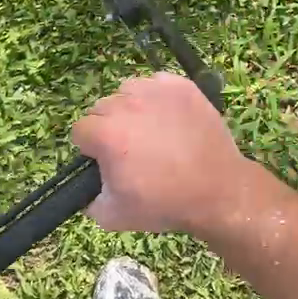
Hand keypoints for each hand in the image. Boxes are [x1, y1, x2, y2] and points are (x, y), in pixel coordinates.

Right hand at [72, 72, 256, 234]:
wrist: (216, 189)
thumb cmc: (164, 203)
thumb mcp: (113, 216)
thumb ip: (88, 198)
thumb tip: (88, 184)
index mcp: (108, 134)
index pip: (80, 130)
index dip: (90, 148)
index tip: (105, 160)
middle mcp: (129, 104)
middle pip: (102, 107)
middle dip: (108, 126)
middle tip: (129, 149)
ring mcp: (157, 90)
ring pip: (127, 90)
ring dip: (130, 107)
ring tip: (149, 130)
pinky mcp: (182, 85)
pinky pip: (156, 83)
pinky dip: (156, 97)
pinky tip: (168, 117)